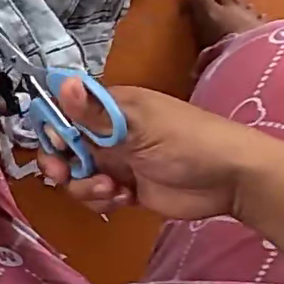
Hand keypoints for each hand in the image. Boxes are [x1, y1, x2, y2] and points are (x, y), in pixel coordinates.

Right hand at [36, 81, 270, 220]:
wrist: (231, 179)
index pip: (66, 112)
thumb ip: (96, 113)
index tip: (56, 146)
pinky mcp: (128, 189)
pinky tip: (124, 199)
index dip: (53, 130)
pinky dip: (103, 200)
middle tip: (66, 174)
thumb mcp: (139, 126)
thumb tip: (61, 82)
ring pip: (79, 176)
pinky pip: (98, 196)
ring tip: (112, 190)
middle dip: (62, 164)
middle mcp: (109, 132)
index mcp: (111, 108)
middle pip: (66, 148)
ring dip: (86, 186)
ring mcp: (118, 161)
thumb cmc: (187, 142)